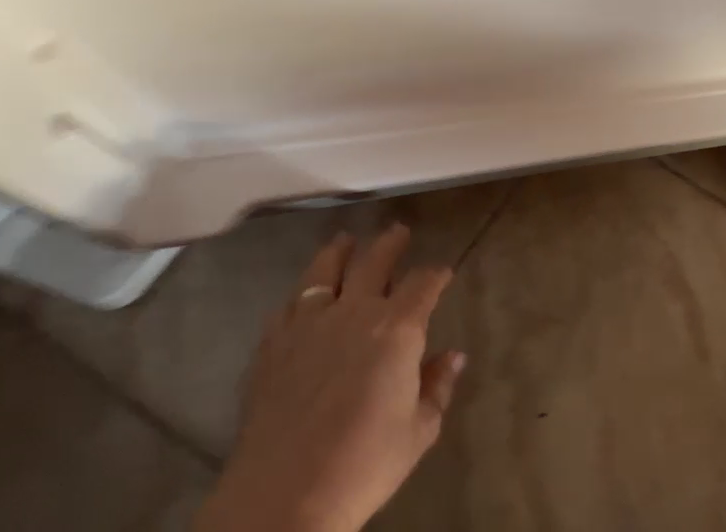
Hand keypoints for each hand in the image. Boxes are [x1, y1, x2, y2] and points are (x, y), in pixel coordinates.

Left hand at [195, 226, 463, 531]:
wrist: (284, 495)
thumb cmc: (365, 463)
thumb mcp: (419, 431)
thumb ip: (437, 386)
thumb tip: (453, 356)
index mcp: (397, 329)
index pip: (422, 284)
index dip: (436, 274)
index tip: (442, 272)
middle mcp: (353, 314)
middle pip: (373, 262)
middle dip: (390, 244)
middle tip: (398, 231)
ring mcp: (307, 326)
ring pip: (323, 272)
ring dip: (338, 252)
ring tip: (344, 241)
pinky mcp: (271, 347)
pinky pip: (288, 306)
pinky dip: (301, 294)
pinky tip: (303, 296)